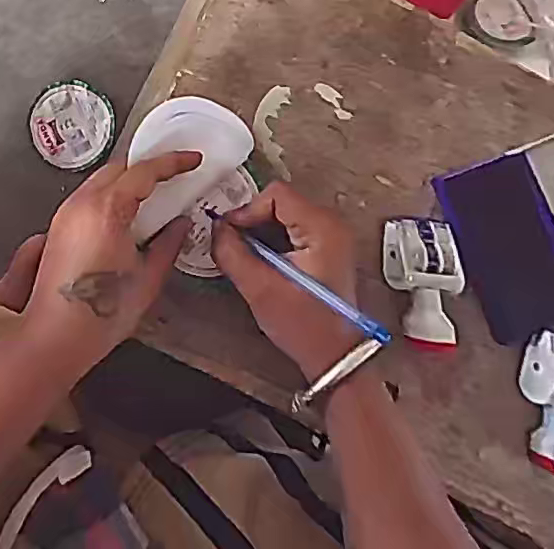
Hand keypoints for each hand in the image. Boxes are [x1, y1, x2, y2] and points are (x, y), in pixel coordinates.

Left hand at [20, 152, 197, 371]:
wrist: (52, 339)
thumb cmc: (102, 313)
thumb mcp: (148, 279)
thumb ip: (169, 243)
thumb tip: (181, 223)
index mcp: (109, 209)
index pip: (144, 171)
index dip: (172, 162)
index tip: (192, 159)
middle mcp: (83, 203)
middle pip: (120, 167)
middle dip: (148, 168)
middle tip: (173, 176)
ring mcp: (66, 214)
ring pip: (101, 179)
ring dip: (127, 180)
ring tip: (152, 195)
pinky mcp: (57, 227)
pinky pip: (89, 195)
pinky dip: (111, 194)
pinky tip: (125, 214)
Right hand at [212, 182, 361, 378]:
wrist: (336, 357)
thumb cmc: (306, 326)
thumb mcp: (260, 289)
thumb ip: (232, 253)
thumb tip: (217, 229)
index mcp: (322, 228)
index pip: (277, 195)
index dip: (248, 209)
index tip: (231, 231)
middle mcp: (331, 224)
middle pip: (281, 201)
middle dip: (253, 220)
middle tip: (235, 242)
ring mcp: (332, 235)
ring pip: (285, 214)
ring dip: (262, 230)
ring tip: (248, 254)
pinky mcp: (327, 247)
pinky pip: (293, 228)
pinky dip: (274, 238)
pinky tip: (264, 261)